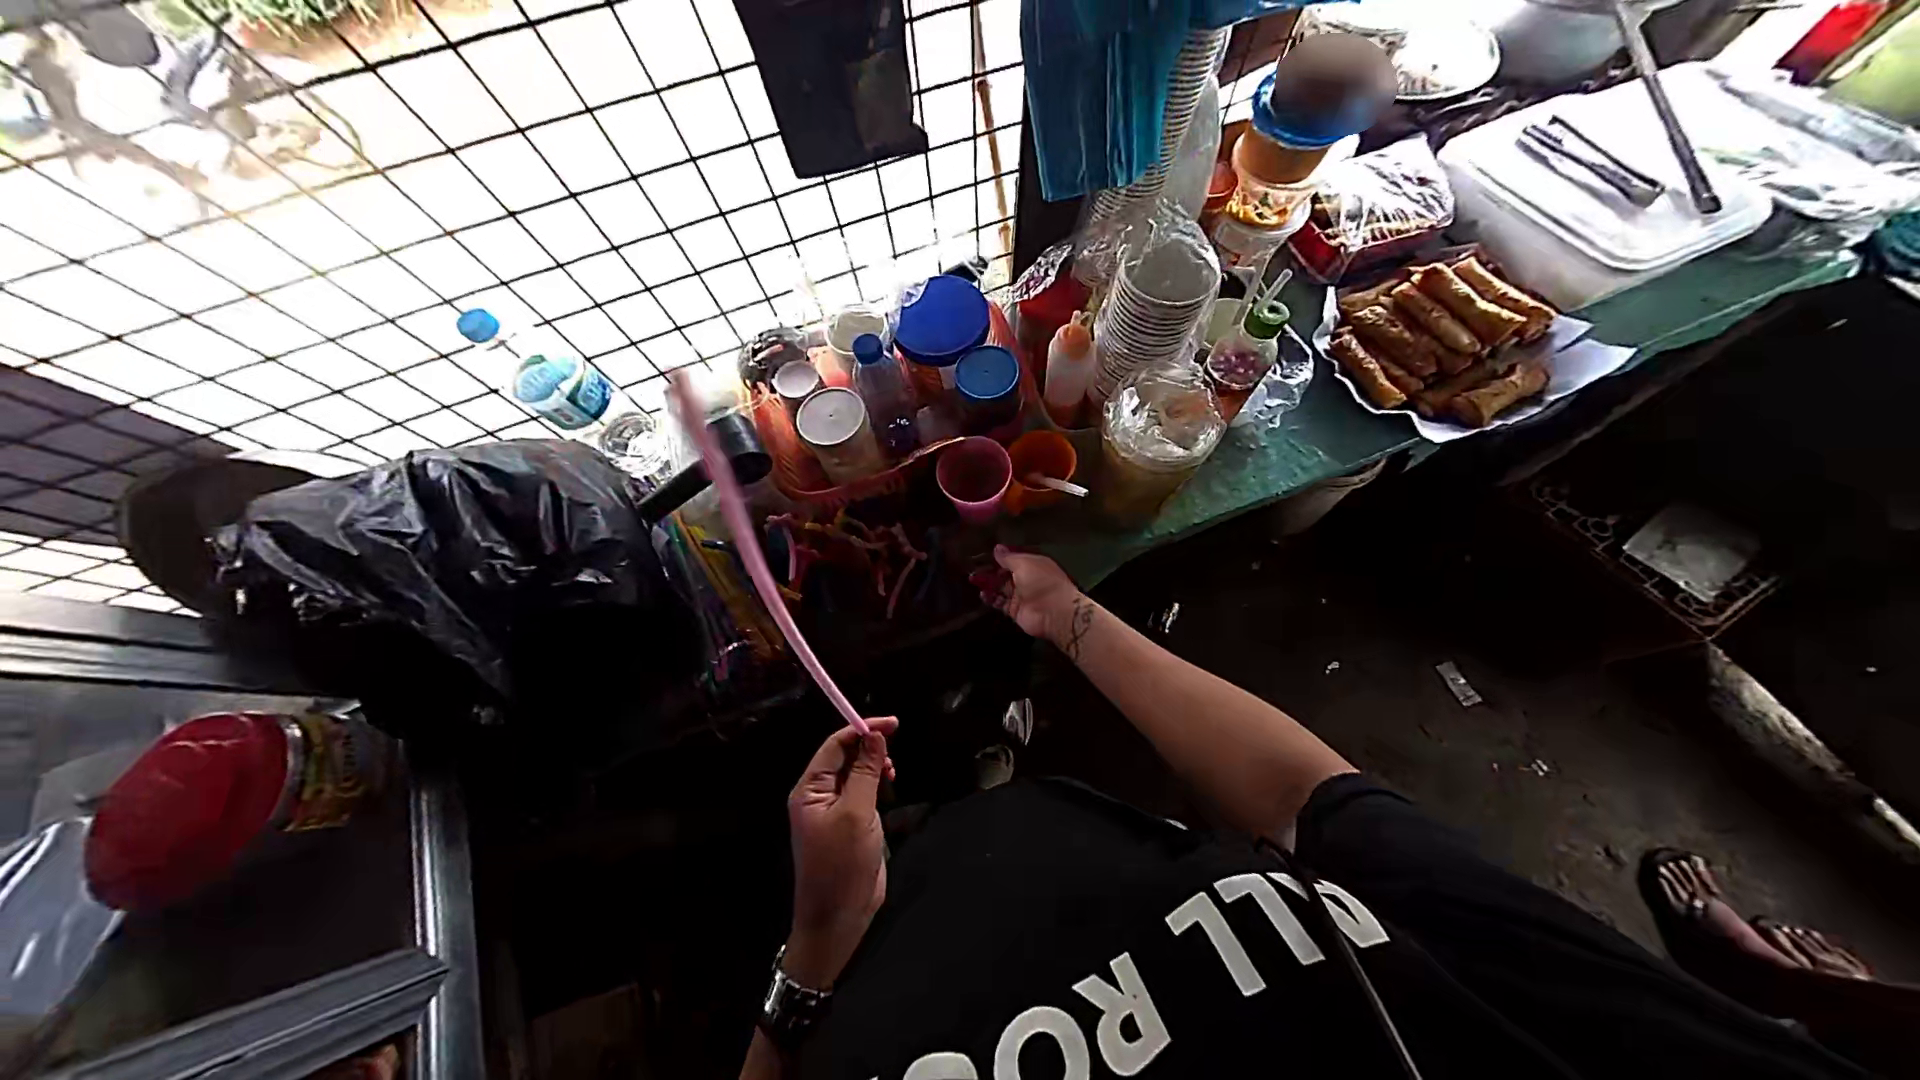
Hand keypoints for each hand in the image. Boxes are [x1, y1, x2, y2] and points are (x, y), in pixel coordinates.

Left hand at [785, 717, 896, 987]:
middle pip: (844, 756)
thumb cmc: (842, 865)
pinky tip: (889, 787)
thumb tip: (875, 735)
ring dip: (874, 765)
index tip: (892, 723)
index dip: (861, 729)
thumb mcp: (857, 813)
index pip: (835, 745)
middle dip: (869, 747)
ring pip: (855, 772)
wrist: (839, 919)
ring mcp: (834, 810)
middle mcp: (818, 795)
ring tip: (892, 773)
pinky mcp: (849, 823)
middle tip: (894, 752)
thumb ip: (865, 771)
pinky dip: (876, 783)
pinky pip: (862, 791)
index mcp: (810, 789)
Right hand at [978, 545, 1087, 650]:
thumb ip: (1008, 557)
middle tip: (973, 567)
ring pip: (1001, 588)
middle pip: (1005, 573)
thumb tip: (996, 548)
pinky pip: (1001, 603)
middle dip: (990, 571)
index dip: (1000, 557)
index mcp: (1033, 564)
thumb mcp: (1024, 563)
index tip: (983, 554)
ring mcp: (1021, 595)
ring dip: (989, 584)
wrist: (1054, 612)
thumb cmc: (1041, 581)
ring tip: (973, 580)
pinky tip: (982, 594)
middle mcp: (1027, 578)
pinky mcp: (1016, 610)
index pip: (1013, 558)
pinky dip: (991, 599)